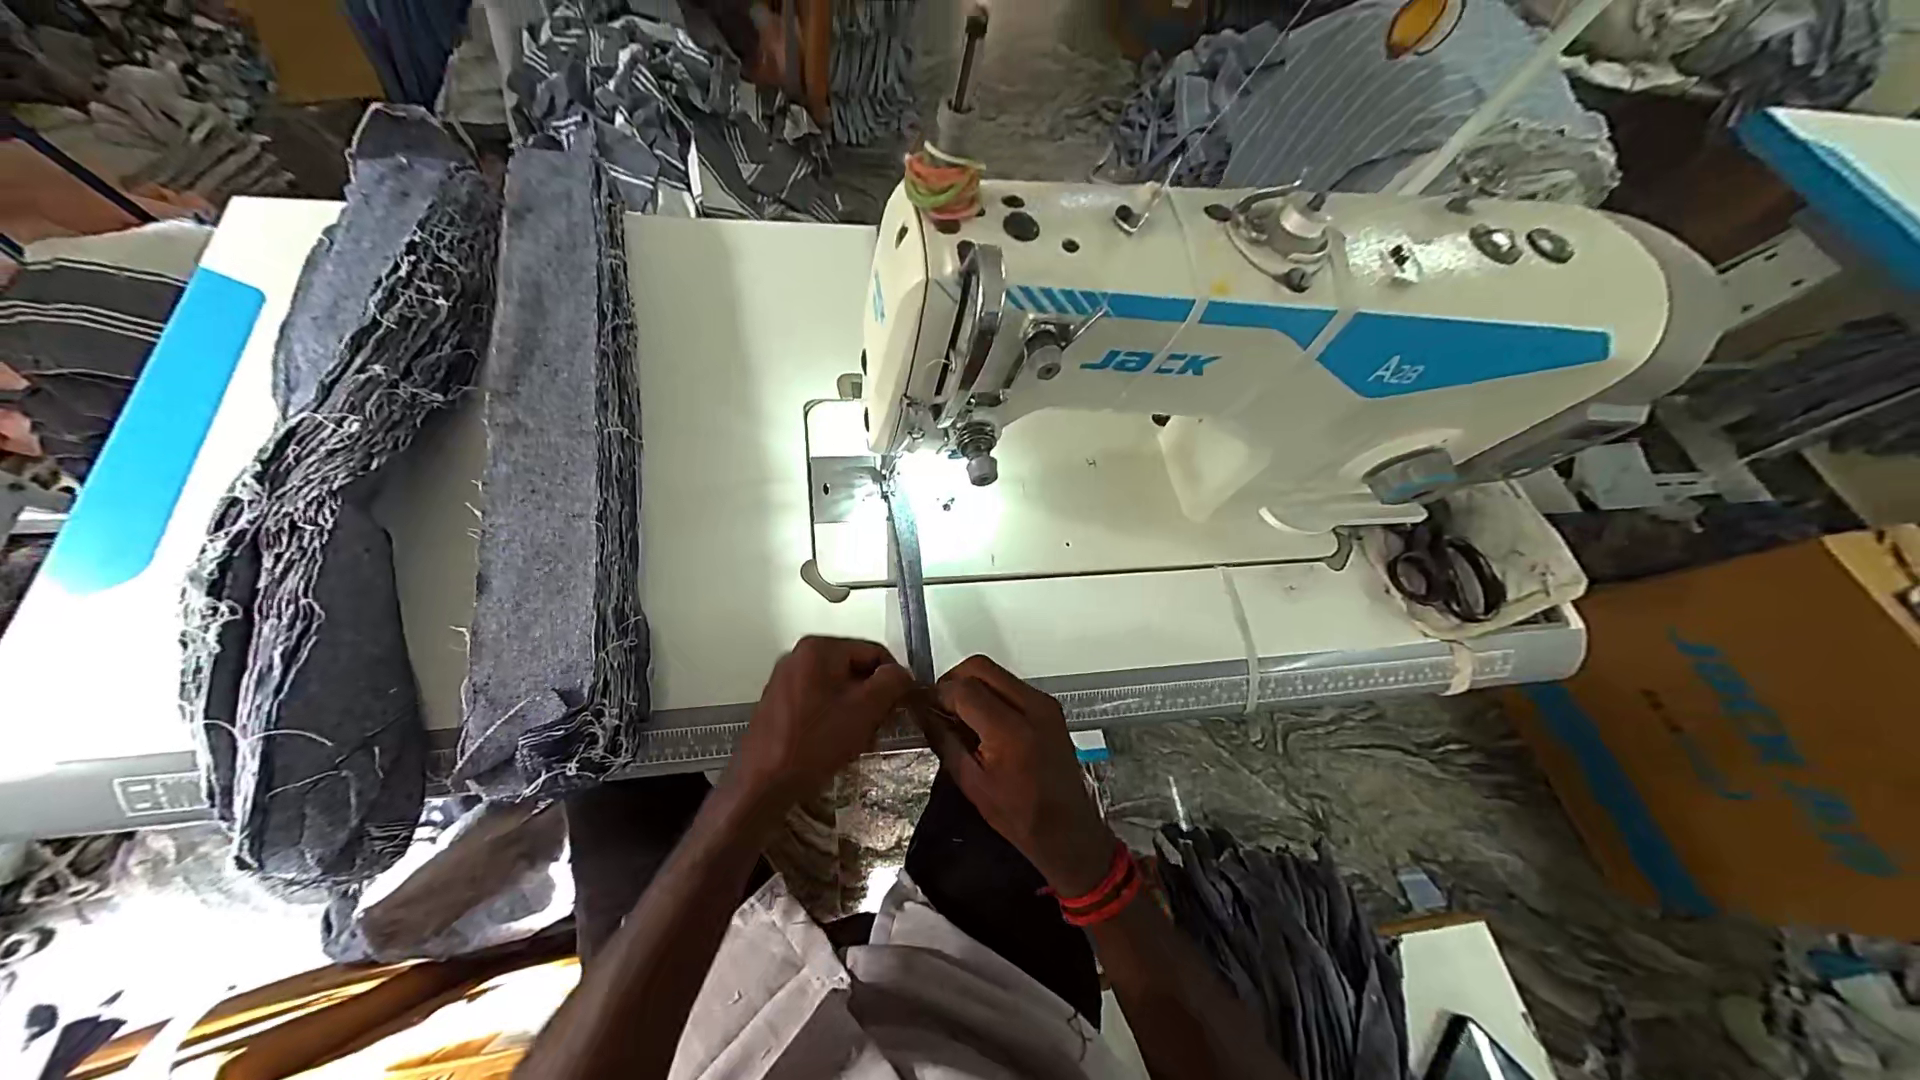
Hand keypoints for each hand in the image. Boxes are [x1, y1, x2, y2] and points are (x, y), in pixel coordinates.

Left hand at [726, 637, 914, 827]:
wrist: (762, 785)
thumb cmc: (815, 743)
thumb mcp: (865, 709)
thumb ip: (892, 682)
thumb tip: (902, 674)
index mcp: (818, 648)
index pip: (873, 652)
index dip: (894, 678)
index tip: (902, 705)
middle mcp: (798, 657)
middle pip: (854, 669)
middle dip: (872, 696)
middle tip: (881, 725)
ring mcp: (785, 681)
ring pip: (837, 687)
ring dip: (856, 710)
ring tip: (860, 738)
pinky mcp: (778, 705)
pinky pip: (818, 702)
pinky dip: (835, 717)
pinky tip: (838, 743)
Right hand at [926, 656, 1115, 895]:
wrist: (1068, 829)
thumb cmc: (1018, 815)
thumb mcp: (971, 782)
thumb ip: (944, 740)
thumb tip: (922, 712)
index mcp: (1010, 730)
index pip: (963, 689)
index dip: (937, 694)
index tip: (922, 706)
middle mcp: (1032, 706)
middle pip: (980, 667)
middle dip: (952, 681)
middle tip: (938, 705)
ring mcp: (1044, 703)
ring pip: (996, 672)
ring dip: (971, 684)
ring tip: (957, 713)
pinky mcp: (1050, 706)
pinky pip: (1011, 684)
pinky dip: (990, 691)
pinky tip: (980, 718)